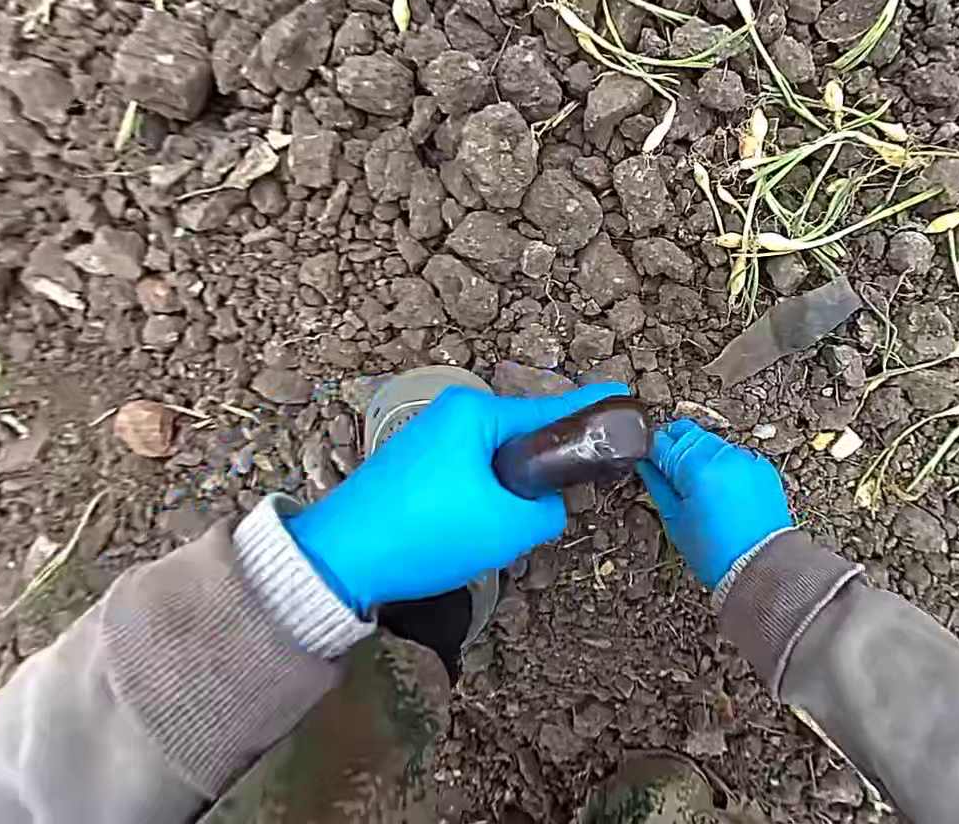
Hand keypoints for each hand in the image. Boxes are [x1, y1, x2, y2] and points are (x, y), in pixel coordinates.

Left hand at [288, 382, 628, 614]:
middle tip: (577, 477)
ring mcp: (431, 434)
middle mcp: (454, 413)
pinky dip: (490, 484)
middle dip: (550, 457)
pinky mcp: (416, 460)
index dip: (592, 406)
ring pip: (497, 452)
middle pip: (525, 432)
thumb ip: (548, 512)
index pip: (550, 409)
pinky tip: (492, 511)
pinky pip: (472, 464)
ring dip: (516, 477)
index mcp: (476, 414)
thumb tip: (548, 506)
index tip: (624, 393)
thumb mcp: (506, 528)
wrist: (334, 565)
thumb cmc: (426, 532)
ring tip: (527, 507)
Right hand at [636, 419, 792, 587]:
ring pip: (712, 442)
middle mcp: (722, 454)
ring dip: (701, 455)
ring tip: (699, 486)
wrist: (761, 565)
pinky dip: (725, 465)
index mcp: (696, 465)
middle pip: (689, 433)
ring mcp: (745, 457)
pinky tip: (722, 489)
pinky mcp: (762, 466)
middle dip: (677, 447)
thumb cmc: (714, 551)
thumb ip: (658, 484)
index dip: (652, 450)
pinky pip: (735, 455)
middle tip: (672, 473)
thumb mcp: (675, 520)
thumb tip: (646, 464)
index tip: (649, 460)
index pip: (663, 441)